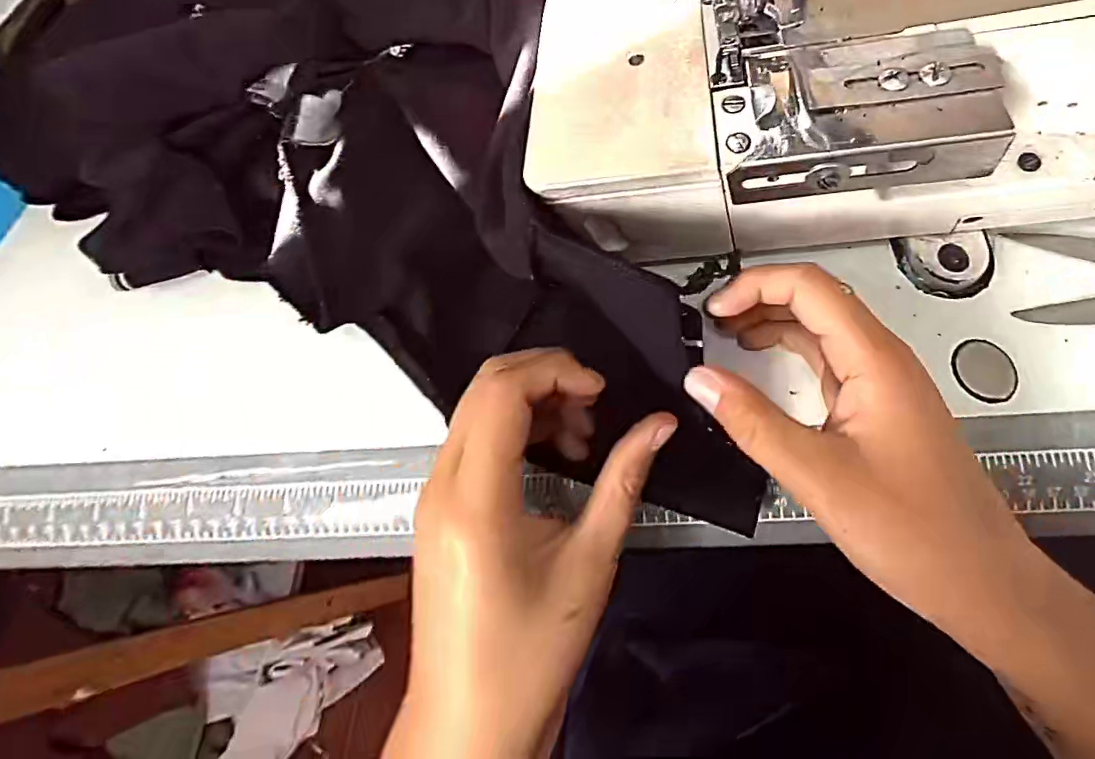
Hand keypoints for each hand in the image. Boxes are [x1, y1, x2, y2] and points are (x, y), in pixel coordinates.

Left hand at [388, 349, 675, 758]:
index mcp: (475, 499)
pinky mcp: (441, 507)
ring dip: (536, 400)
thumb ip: (625, 478)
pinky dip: (520, 426)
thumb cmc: (528, 654)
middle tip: (595, 402)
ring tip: (582, 435)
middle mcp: (442, 486)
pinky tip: (558, 454)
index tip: (600, 391)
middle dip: (548, 376)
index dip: (557, 372)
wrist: (469, 724)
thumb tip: (660, 425)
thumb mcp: (591, 559)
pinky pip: (477, 436)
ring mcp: (435, 495)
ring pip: (480, 405)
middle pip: (486, 385)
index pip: (503, 391)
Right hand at [683, 264, 1033, 645]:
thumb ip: (754, 424)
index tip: (717, 309)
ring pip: (823, 327)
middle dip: (761, 298)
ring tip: (729, 337)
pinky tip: (766, 366)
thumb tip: (703, 381)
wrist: (978, 577)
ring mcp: (884, 380)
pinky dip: (793, 352)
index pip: (810, 286)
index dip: (757, 285)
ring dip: (775, 323)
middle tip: (714, 321)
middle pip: (817, 298)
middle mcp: (883, 358)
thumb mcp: (820, 477)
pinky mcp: (880, 404)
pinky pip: (832, 359)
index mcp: (875, 359)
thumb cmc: (917, 532)